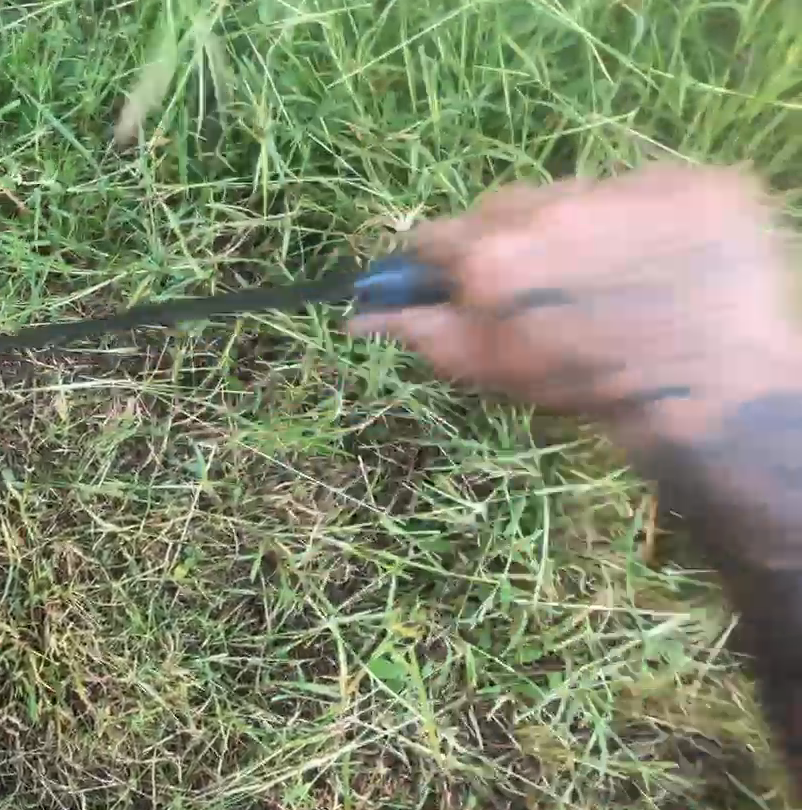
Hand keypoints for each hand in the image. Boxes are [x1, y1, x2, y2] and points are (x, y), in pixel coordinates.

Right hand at [351, 165, 801, 446]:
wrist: (702, 379)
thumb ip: (414, 329)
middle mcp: (549, 208)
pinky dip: (637, 216)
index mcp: (487, 255)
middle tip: (522, 278)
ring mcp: (628, 188)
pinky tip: (646, 256)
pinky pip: (646, 187)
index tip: (442, 275)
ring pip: (572, 194)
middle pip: (501, 206)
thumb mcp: (477, 362)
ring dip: (568, 224)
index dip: (432, 257)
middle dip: (500, 236)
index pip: (432, 235)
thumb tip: (354, 318)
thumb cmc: (570, 378)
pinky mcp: (696, 182)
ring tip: (592, 270)